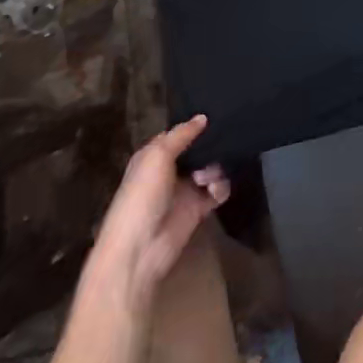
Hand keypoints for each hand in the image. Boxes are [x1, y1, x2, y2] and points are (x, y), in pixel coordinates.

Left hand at [85, 115, 230, 312]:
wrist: (142, 245)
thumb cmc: (143, 193)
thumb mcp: (157, 155)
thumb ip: (181, 135)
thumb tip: (202, 117)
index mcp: (155, 154)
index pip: (179, 134)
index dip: (194, 127)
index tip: (216, 116)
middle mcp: (170, 169)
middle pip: (198, 152)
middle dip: (210, 148)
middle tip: (220, 147)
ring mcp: (185, 190)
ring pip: (210, 170)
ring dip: (215, 170)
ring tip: (206, 179)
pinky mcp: (198, 210)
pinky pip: (217, 192)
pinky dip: (220, 188)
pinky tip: (215, 191)